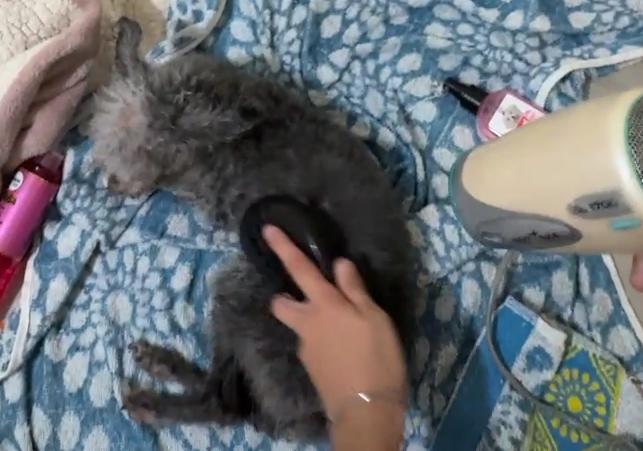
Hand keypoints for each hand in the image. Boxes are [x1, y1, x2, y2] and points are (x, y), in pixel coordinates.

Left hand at [263, 226, 407, 425]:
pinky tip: (343, 355)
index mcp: (324, 305)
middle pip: (282, 303)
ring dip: (310, 325)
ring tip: (340, 334)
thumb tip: (339, 263)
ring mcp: (306, 349)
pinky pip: (312, 348)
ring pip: (299, 328)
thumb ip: (355, 290)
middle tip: (307, 299)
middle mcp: (307, 324)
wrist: (366, 413)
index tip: (266, 230)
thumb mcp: (375, 319)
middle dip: (286, 297)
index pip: (299, 269)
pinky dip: (322, 346)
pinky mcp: (312, 371)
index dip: (283, 247)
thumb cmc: (376, 359)